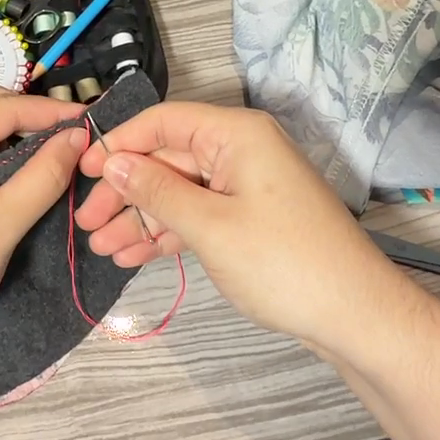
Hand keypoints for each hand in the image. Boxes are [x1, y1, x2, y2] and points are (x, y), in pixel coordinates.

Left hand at [0, 89, 87, 360]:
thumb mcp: (3, 223)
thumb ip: (45, 174)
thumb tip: (79, 134)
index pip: (4, 107)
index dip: (51, 111)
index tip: (91, 119)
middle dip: (32, 116)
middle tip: (75, 135)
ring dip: (12, 129)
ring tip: (54, 147)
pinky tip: (16, 163)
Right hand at [73, 102, 398, 347]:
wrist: (356, 317)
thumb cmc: (282, 261)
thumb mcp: (210, 225)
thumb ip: (156, 191)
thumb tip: (111, 163)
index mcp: (235, 134)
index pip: (163, 122)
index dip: (120, 143)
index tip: (83, 171)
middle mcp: (238, 150)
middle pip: (166, 159)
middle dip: (125, 192)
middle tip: (85, 223)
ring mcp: (243, 185)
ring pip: (177, 191)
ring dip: (139, 218)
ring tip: (100, 247)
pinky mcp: (246, 217)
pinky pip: (195, 214)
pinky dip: (166, 233)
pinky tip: (132, 254)